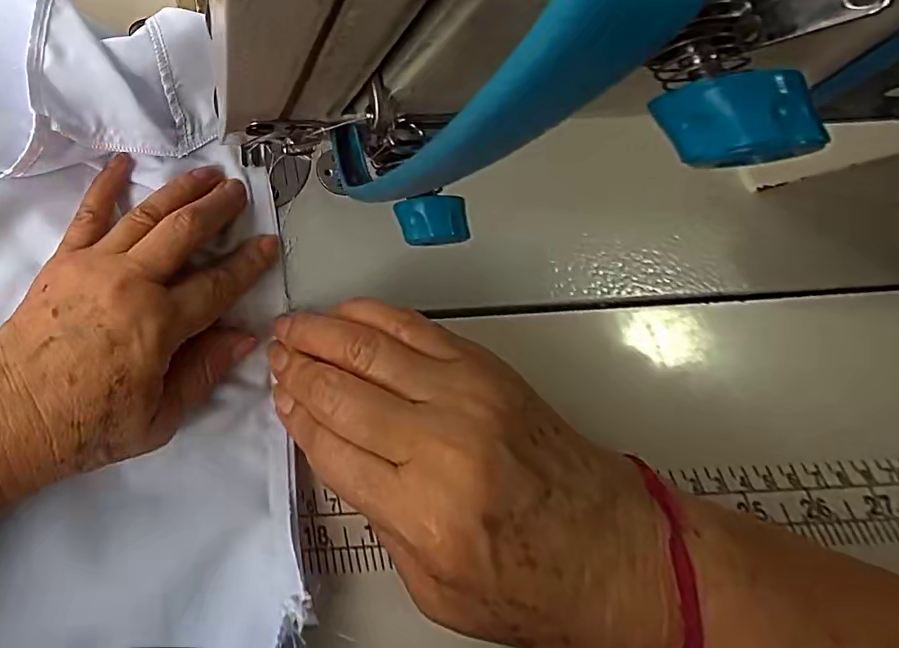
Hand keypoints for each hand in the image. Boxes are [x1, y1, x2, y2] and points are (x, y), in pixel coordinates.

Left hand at [0, 154, 278, 524]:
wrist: (15, 408)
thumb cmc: (88, 424)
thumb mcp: (159, 418)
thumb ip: (203, 372)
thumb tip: (244, 335)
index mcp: (160, 324)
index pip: (217, 285)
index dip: (248, 264)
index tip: (269, 243)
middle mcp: (131, 282)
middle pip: (184, 233)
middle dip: (218, 209)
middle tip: (239, 191)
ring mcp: (95, 263)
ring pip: (146, 215)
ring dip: (179, 190)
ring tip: (205, 174)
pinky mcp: (65, 256)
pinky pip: (89, 213)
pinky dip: (106, 183)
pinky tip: (122, 161)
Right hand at [270, 300, 676, 647]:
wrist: (624, 556)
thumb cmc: (529, 583)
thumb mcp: (432, 585)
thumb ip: (370, 512)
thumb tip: (321, 435)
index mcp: (423, 512)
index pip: (326, 443)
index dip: (293, 414)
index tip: (279, 398)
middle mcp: (439, 447)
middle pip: (335, 389)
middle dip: (293, 368)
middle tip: (274, 357)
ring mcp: (463, 398)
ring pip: (361, 346)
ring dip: (313, 332)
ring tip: (289, 329)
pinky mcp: (482, 368)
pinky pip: (405, 324)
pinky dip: (361, 313)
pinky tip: (337, 315)